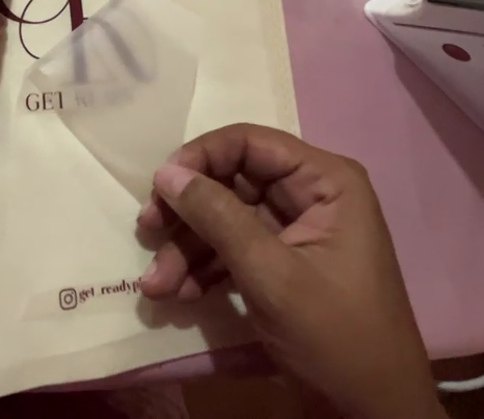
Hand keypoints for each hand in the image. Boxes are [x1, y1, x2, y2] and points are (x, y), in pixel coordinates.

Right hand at [137, 125, 440, 418]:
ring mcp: (294, 230)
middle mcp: (309, 195)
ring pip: (223, 216)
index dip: (200, 156)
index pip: (248, 143)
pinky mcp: (280, 263)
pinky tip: (176, 293)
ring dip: (186, 247)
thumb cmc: (337, 340)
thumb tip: (165, 172)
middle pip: (229, 179)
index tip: (160, 186)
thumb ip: (217, 217)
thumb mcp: (272, 276)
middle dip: (186, 211)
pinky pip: (230, 247)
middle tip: (147, 230)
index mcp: (325, 182)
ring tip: (156, 284)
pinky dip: (201, 267)